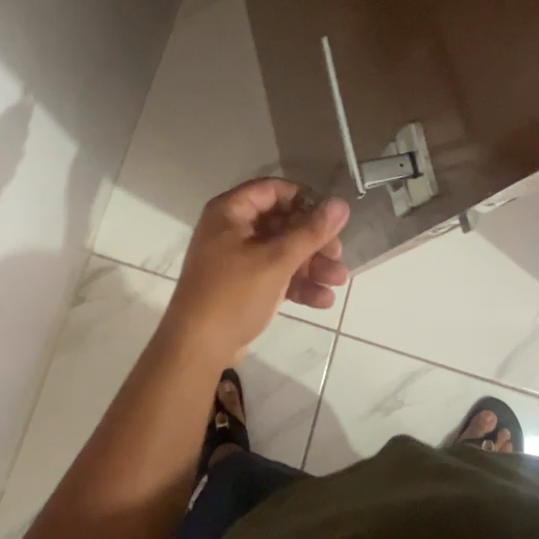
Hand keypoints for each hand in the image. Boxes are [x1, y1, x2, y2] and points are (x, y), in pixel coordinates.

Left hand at [163, 178, 350, 361]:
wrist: (197, 348)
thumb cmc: (233, 294)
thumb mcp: (276, 261)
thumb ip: (311, 232)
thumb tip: (341, 205)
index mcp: (230, 212)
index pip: (272, 190)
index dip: (304, 199)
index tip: (331, 216)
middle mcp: (232, 229)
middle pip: (281, 223)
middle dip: (313, 241)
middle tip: (338, 254)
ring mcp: (237, 259)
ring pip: (281, 252)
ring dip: (311, 265)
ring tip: (339, 281)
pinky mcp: (243, 285)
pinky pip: (275, 275)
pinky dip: (297, 284)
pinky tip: (323, 300)